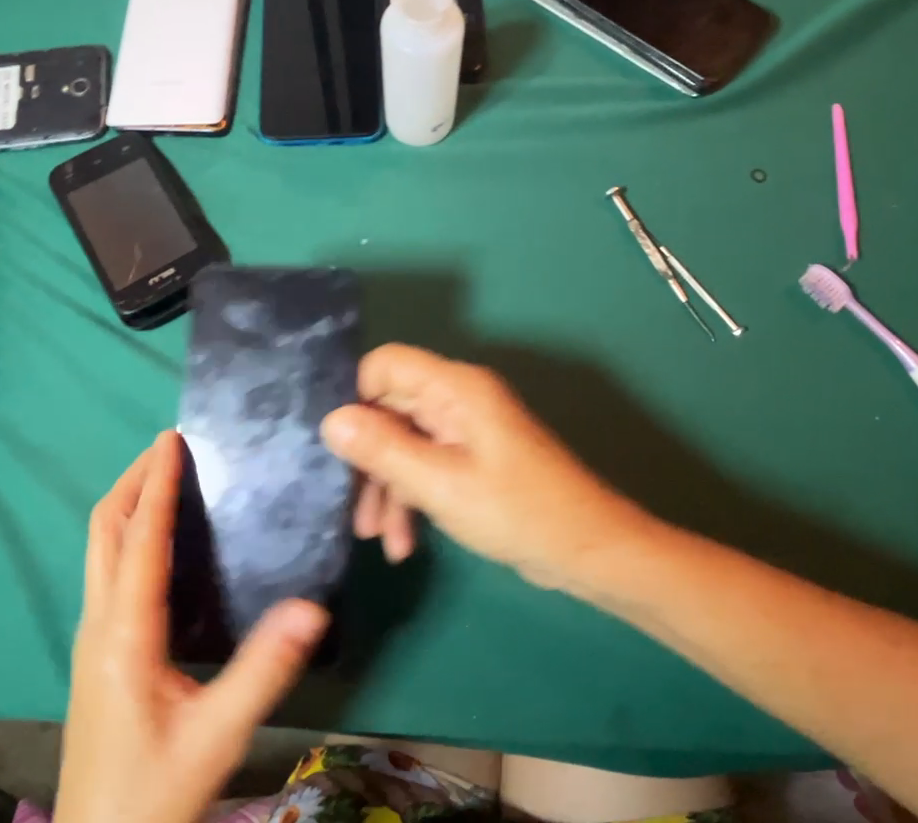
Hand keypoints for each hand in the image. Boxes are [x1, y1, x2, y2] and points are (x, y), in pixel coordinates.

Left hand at [56, 432, 329, 822]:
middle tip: (172, 447)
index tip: (174, 438)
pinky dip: (130, 536)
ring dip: (129, 506)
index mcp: (125, 635)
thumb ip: (264, 670)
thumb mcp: (217, 736)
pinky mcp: (98, 655)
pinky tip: (164, 545)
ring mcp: (92, 640)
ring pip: (101, 551)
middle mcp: (99, 625)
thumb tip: (313, 606)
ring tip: (169, 479)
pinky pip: (109, 573)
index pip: (140, 540)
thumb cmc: (154, 795)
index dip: (156, 485)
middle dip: (132, 481)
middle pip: (104, 531)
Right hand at [322, 344, 655, 589]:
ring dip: (386, 489)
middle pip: (388, 410)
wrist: (587, 551)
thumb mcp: (440, 484)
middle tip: (348, 507)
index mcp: (454, 388)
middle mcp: (457, 399)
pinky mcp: (471, 460)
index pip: (384, 366)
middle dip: (366, 460)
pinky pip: (425, 467)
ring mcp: (465, 431)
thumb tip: (330, 420)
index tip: (333, 446)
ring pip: (403, 444)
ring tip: (375, 538)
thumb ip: (382, 450)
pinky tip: (403, 544)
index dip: (353, 398)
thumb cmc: (516, 511)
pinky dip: (411, 500)